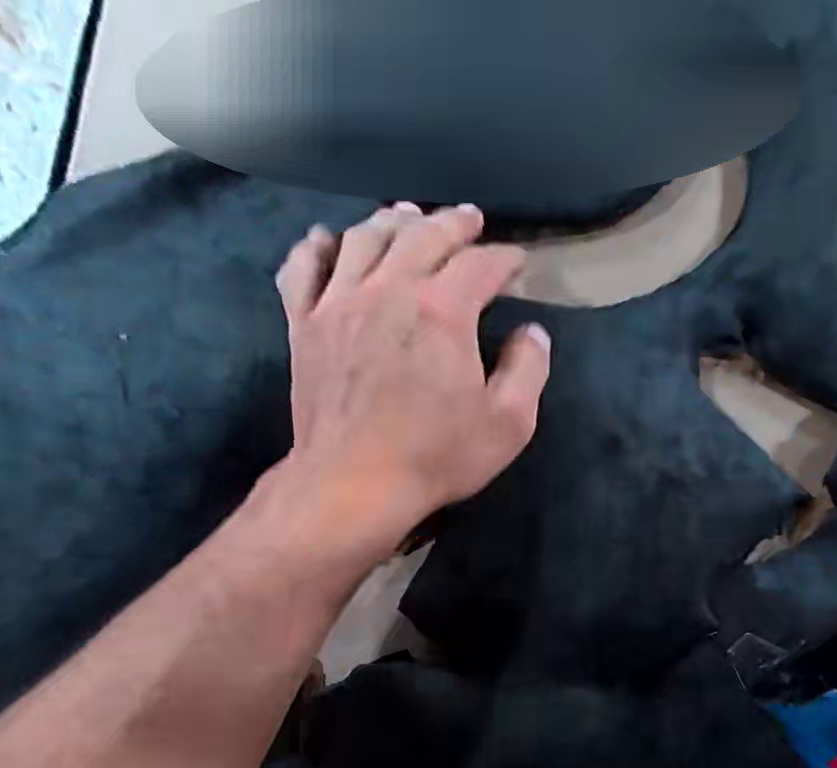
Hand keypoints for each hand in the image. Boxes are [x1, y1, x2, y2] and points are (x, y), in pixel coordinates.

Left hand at [272, 202, 550, 542]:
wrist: (354, 483)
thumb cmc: (440, 454)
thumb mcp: (510, 421)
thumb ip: (529, 368)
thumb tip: (533, 332)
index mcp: (442, 313)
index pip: (478, 266)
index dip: (503, 258)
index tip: (518, 261)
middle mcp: (388, 292)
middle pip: (420, 237)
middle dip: (451, 223)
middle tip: (469, 218)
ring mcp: (338, 304)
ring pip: (361, 240)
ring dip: (390, 222)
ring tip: (407, 215)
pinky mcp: (304, 325)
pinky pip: (303, 269)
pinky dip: (318, 247)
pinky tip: (328, 239)